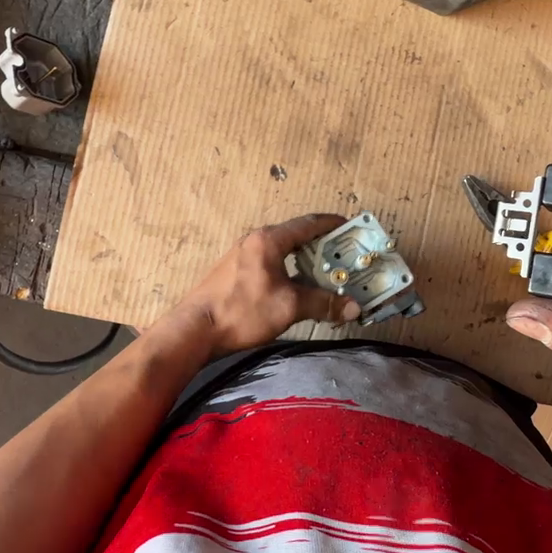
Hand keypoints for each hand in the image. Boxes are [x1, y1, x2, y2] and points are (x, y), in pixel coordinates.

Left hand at [155, 214, 361, 360]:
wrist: (197, 329)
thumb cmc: (242, 310)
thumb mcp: (289, 306)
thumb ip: (323, 303)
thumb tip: (354, 308)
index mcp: (269, 240)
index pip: (309, 223)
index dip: (333, 225)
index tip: (354, 228)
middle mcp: (256, 241)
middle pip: (297, 236)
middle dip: (324, 246)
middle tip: (347, 257)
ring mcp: (243, 256)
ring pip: (283, 252)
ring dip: (307, 261)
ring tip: (328, 274)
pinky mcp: (236, 273)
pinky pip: (272, 264)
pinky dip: (291, 271)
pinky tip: (299, 288)